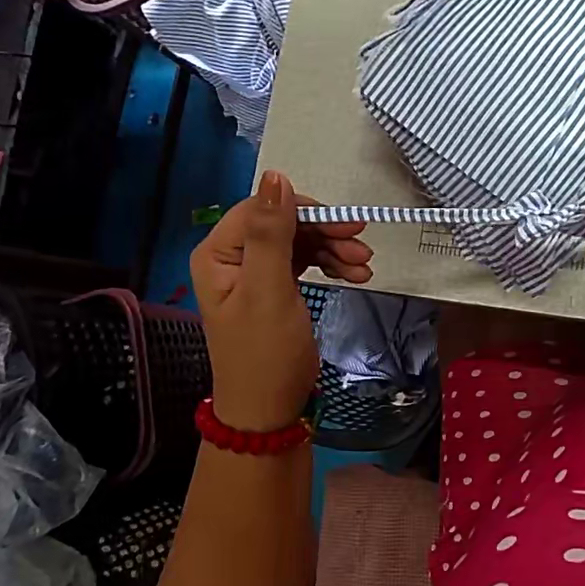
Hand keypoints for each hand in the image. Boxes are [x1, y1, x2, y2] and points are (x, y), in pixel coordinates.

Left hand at [190, 171, 372, 430]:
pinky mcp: (275, 288)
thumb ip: (270, 233)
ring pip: (300, 242)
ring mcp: (255, 273)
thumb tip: (275, 175)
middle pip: (285, 225)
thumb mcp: (269, 290)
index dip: (305, 211)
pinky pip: (305, 262)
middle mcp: (233, 257)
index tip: (348, 224)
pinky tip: (355, 276)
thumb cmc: (265, 352)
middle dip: (326, 234)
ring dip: (334, 250)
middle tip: (363, 248)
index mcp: (219, 253)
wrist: (269, 410)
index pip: (262, 210)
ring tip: (365, 267)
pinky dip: (330, 266)